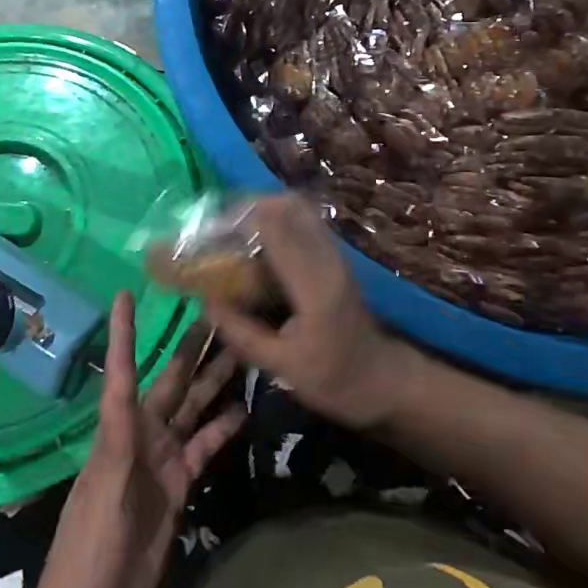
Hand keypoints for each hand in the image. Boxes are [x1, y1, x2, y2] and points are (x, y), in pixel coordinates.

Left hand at [18, 292, 244, 587]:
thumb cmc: (91, 547)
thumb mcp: (106, 491)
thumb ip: (120, 441)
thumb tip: (122, 392)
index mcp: (118, 431)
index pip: (121, 372)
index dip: (123, 334)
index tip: (125, 295)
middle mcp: (142, 435)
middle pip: (171, 382)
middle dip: (191, 348)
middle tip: (216, 311)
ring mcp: (163, 458)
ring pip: (193, 408)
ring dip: (213, 380)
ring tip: (241, 347)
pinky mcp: (180, 483)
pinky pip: (205, 445)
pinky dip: (222, 426)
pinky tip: (244, 407)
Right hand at [198, 195, 418, 429]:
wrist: (381, 380)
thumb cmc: (332, 379)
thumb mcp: (280, 365)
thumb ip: (241, 332)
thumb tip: (206, 302)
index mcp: (314, 286)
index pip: (275, 230)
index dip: (239, 221)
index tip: (208, 232)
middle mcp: (328, 260)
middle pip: (290, 206)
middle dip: (251, 208)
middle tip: (221, 228)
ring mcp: (337, 255)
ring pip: (301, 209)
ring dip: (266, 211)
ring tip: (235, 231)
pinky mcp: (338, 258)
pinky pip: (308, 223)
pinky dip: (281, 221)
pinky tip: (260, 244)